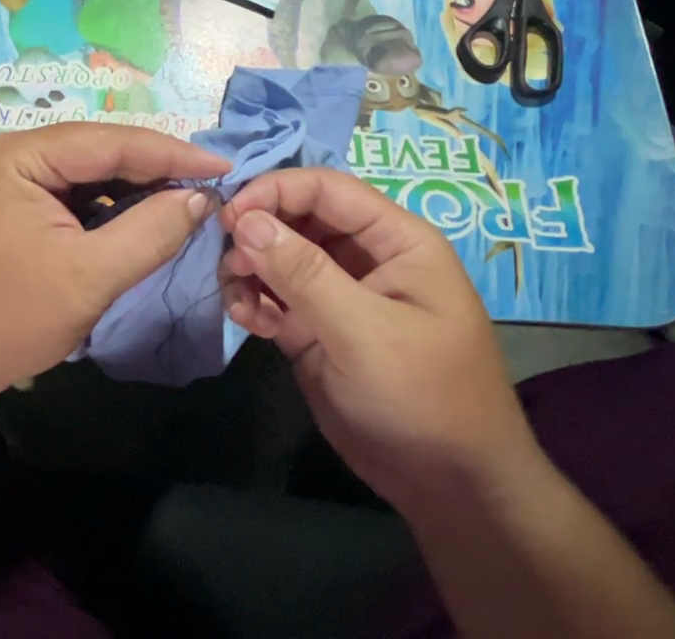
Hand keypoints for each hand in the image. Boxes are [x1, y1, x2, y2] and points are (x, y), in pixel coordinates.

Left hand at [0, 123, 229, 417]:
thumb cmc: (10, 318)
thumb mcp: (90, 277)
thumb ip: (151, 232)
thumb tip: (201, 198)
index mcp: (17, 156)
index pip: (108, 140)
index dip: (171, 152)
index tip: (224, 165)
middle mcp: (8, 153)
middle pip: (96, 150)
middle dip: (154, 168)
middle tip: (211, 184)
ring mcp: (6, 179)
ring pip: (86, 172)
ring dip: (134, 187)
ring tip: (186, 200)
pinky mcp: (10, 206)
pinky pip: (70, 194)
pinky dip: (107, 206)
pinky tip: (141, 218)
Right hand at [218, 169, 543, 506]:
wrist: (447, 485)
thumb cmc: (423, 397)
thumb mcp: (364, 331)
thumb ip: (303, 273)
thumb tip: (243, 220)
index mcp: (395, 240)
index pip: (326, 189)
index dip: (275, 191)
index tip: (229, 216)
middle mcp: (364, 257)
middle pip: (295, 219)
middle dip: (256, 235)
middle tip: (228, 266)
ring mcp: (338, 293)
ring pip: (277, 256)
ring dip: (249, 271)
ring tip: (238, 303)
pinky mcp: (315, 328)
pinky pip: (273, 297)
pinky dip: (254, 303)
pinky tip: (250, 325)